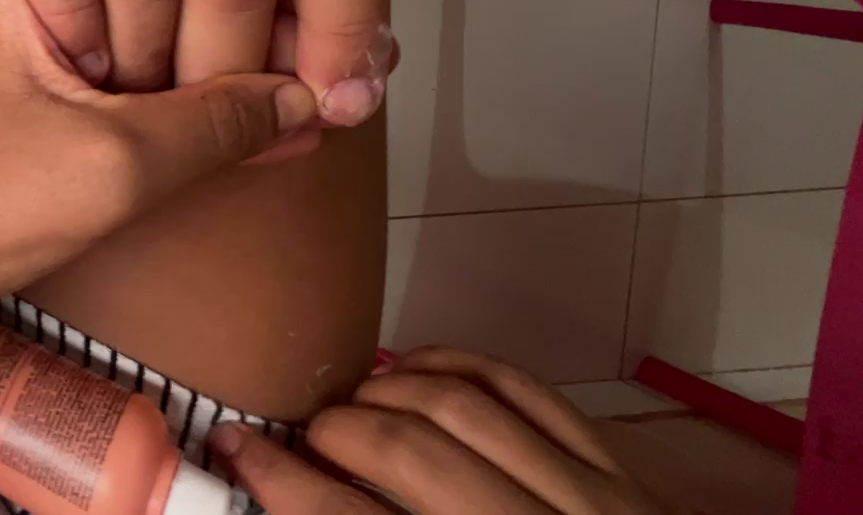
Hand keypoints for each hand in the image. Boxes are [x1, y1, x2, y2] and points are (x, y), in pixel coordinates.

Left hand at [0, 0, 321, 326]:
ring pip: (167, 40)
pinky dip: (197, 104)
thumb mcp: (110, 165)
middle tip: (358, 66)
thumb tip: (310, 98)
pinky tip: (258, 122)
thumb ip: (216, 125)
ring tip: (326, 93)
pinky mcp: (48, 87)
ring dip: (239, 71)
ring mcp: (46, 35)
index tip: (353, 32)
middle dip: (267, 32)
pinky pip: (141, 83)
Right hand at [211, 348, 671, 513]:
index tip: (232, 445)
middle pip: (407, 450)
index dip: (278, 479)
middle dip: (333, 429)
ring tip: (359, 405)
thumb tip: (294, 499)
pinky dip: (454, 361)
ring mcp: (599, 503)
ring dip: (385, 389)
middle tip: (307, 437)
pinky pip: (524, 385)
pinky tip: (415, 370)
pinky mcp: (631, 475)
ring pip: (460, 403)